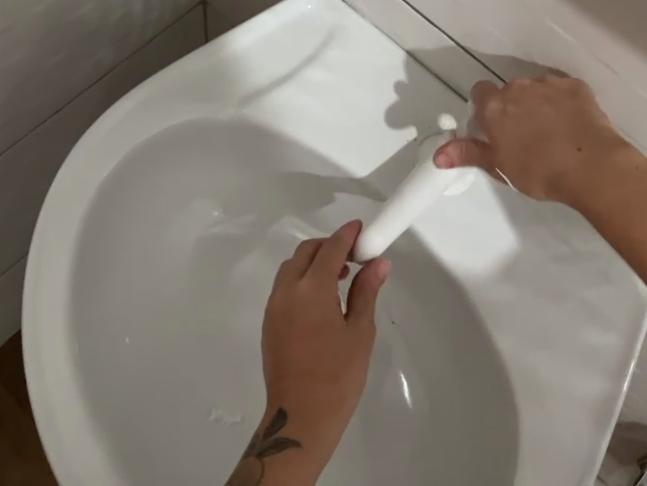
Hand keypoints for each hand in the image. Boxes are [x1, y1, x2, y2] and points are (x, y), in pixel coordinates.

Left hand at [255, 221, 388, 454]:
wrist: (300, 418)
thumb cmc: (337, 377)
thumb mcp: (360, 332)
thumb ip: (366, 292)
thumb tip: (377, 263)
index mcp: (311, 290)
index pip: (330, 249)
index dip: (346, 235)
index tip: (361, 230)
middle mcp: (287, 292)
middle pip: (305, 253)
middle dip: (328, 246)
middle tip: (353, 256)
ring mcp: (273, 307)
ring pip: (291, 268)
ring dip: (313, 263)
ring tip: (339, 278)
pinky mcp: (269, 323)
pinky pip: (284, 287)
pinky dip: (301, 280)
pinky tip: (321, 299)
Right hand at [434, 75, 637, 207]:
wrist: (591, 166)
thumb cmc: (539, 171)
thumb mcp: (499, 167)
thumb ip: (467, 154)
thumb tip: (438, 155)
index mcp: (494, 106)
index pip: (479, 93)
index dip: (484, 109)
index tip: (494, 129)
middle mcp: (518, 88)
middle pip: (509, 91)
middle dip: (513, 108)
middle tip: (524, 136)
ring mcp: (548, 84)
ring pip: (536, 89)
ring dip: (539, 104)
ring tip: (552, 132)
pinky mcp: (576, 86)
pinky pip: (564, 91)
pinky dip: (564, 103)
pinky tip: (572, 125)